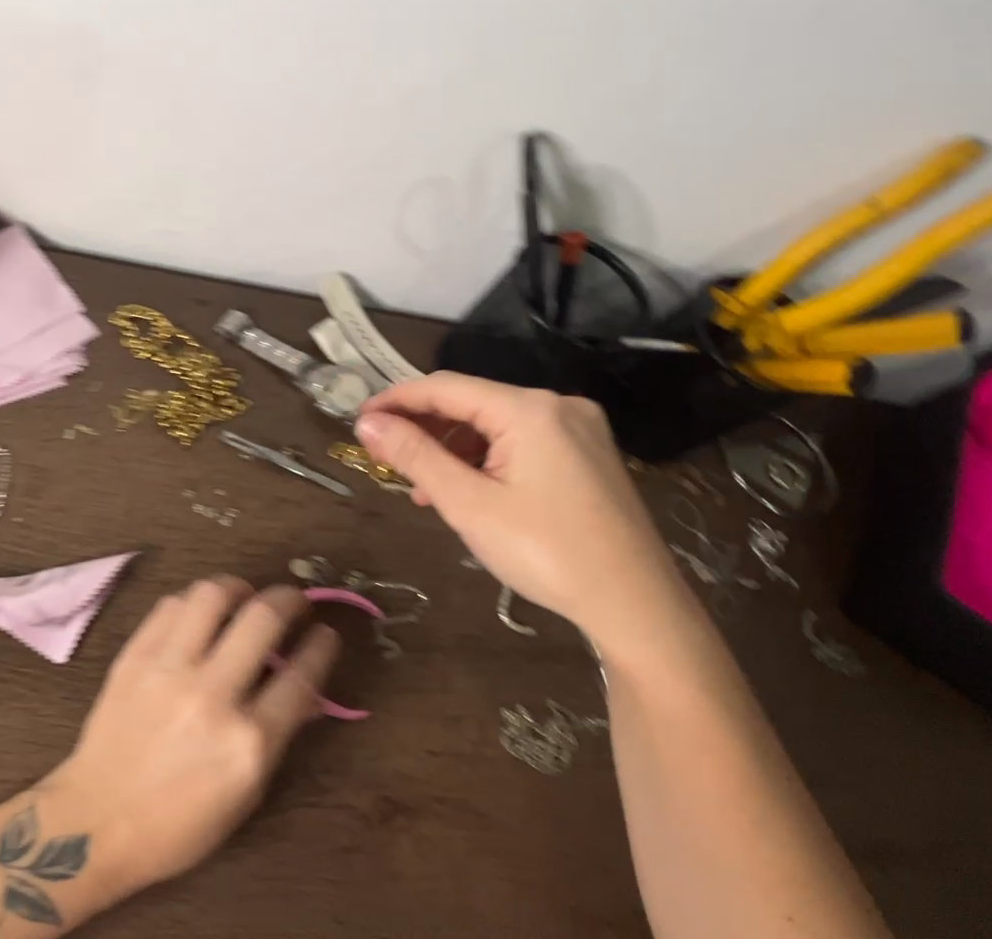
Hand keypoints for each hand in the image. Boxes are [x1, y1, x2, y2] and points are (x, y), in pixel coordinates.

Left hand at [41, 577, 338, 896]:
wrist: (96, 822)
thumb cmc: (178, 824)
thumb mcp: (245, 795)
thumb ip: (277, 737)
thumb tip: (306, 692)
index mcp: (248, 743)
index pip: (301, 677)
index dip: (322, 646)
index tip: (326, 633)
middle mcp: (211, 696)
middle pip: (262, 619)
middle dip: (290, 600)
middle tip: (295, 601)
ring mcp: (168, 671)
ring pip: (211, 596)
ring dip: (238, 587)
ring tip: (245, 595)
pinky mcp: (133, 657)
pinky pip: (169, 606)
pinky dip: (193, 601)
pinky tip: (201, 612)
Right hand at [354, 372, 687, 653]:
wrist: (634, 603)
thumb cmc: (546, 553)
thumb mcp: (469, 505)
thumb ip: (416, 457)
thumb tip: (368, 424)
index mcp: (530, 409)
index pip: (446, 387)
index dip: (396, 400)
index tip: (358, 421)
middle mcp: (557, 405)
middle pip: (472, 402)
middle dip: (424, 427)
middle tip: (383, 456)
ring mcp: (578, 429)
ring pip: (495, 424)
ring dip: (452, 447)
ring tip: (420, 487)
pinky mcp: (586, 454)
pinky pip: (520, 442)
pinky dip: (484, 460)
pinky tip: (464, 491)